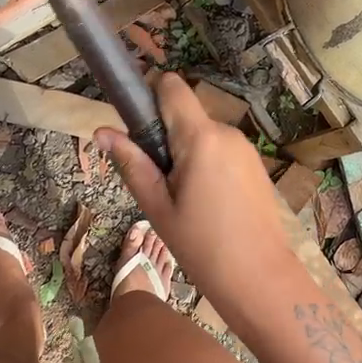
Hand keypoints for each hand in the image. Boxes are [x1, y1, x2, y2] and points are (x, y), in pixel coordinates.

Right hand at [98, 74, 297, 302]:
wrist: (260, 276)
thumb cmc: (201, 246)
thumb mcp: (157, 208)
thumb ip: (132, 164)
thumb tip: (101, 131)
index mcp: (200, 137)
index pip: (172, 86)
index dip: (150, 93)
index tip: (135, 123)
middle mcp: (226, 131)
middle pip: (185, 114)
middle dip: (164, 135)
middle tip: (155, 181)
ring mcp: (245, 145)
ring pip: (202, 134)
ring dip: (185, 153)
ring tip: (180, 199)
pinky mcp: (255, 161)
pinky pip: (220, 149)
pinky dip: (205, 163)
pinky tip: (204, 203)